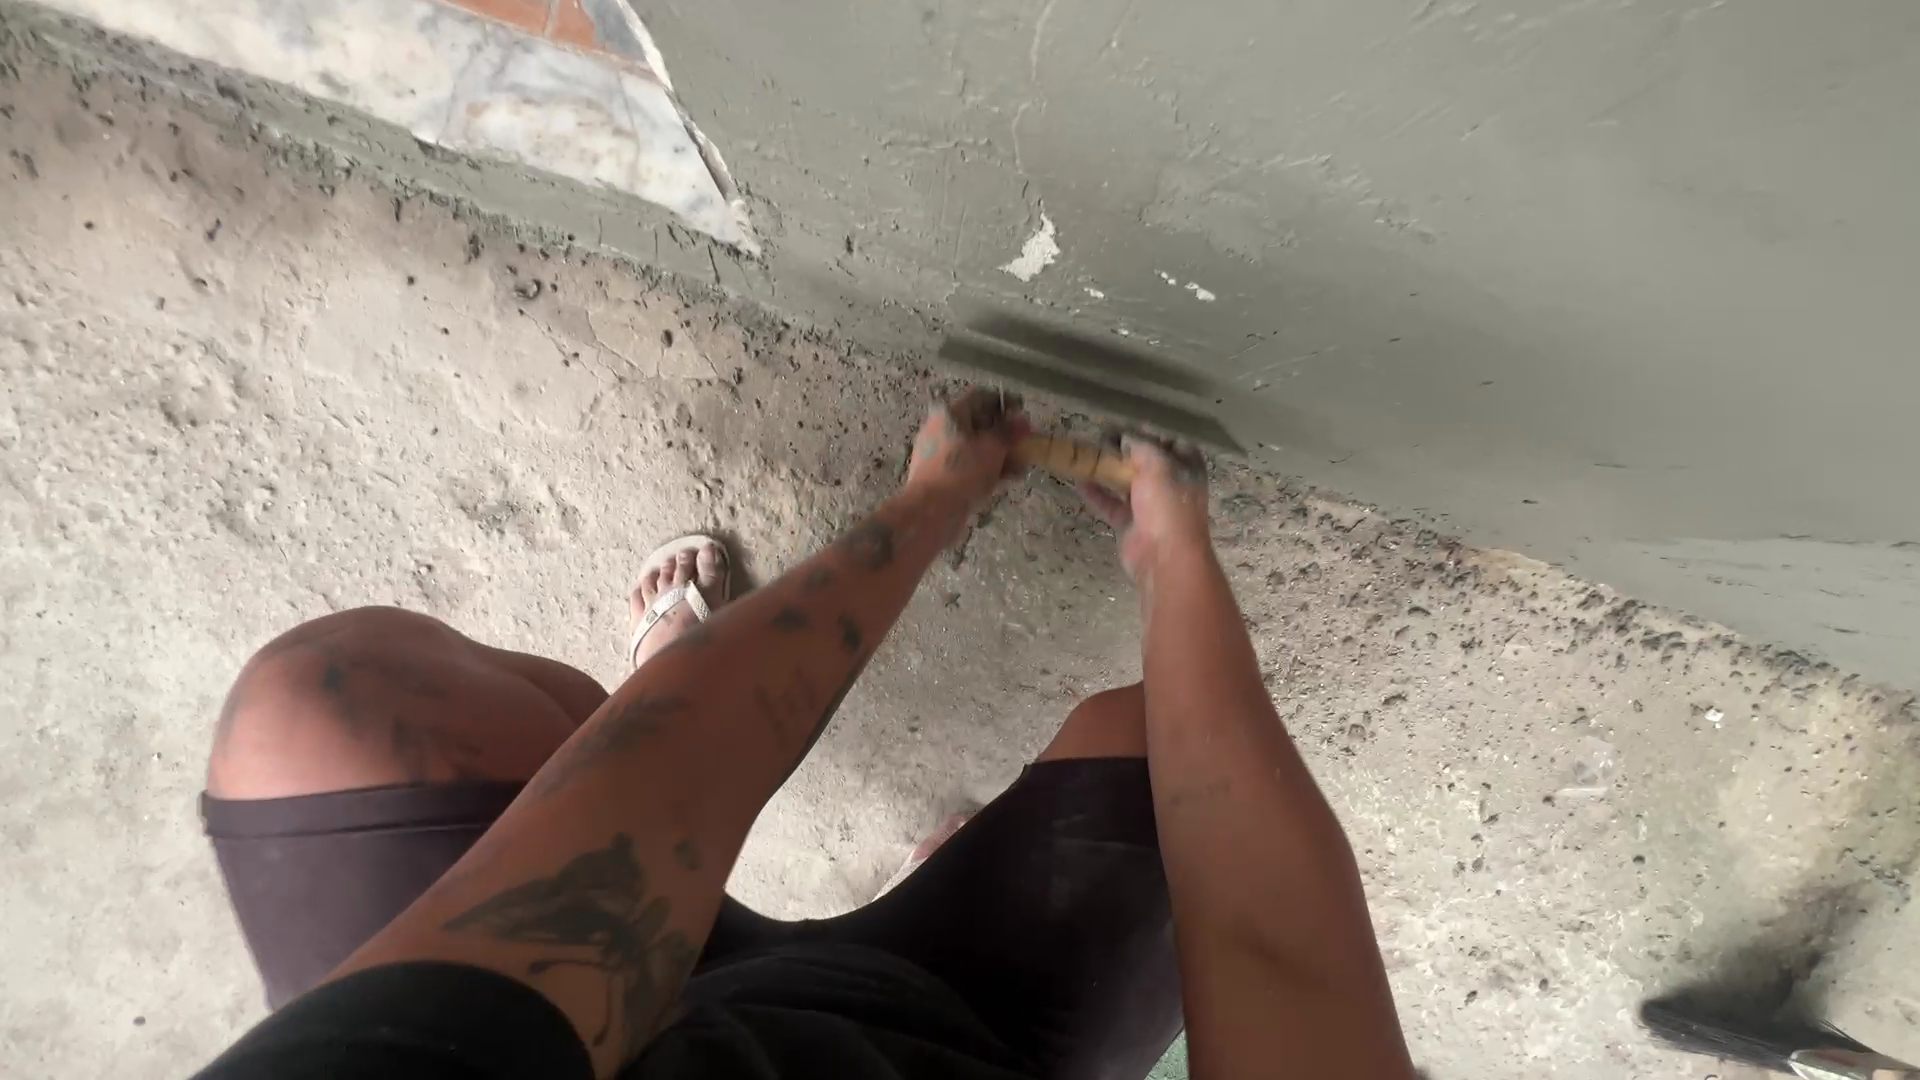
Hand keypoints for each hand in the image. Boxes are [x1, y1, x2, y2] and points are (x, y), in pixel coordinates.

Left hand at [905, 388, 1030, 503]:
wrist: (931, 512)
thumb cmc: (962, 472)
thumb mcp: (992, 448)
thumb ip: (1009, 432)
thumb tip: (1022, 419)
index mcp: (949, 413)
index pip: (981, 396)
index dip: (1006, 403)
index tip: (1024, 416)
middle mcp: (941, 429)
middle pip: (978, 423)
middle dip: (1004, 433)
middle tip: (1026, 443)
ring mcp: (939, 454)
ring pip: (975, 447)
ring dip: (1000, 454)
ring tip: (1022, 465)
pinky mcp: (941, 476)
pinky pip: (969, 466)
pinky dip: (987, 470)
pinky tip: (1008, 480)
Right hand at [1077, 435, 1209, 581]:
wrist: (1164, 556)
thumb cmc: (1167, 505)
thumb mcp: (1158, 465)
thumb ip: (1141, 446)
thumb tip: (1125, 437)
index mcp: (1186, 468)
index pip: (1171, 442)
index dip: (1150, 432)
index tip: (1125, 425)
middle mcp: (1170, 484)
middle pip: (1145, 461)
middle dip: (1124, 450)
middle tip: (1099, 437)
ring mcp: (1150, 505)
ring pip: (1126, 482)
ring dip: (1108, 470)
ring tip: (1086, 454)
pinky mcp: (1131, 522)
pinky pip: (1111, 503)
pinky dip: (1096, 493)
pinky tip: (1078, 481)